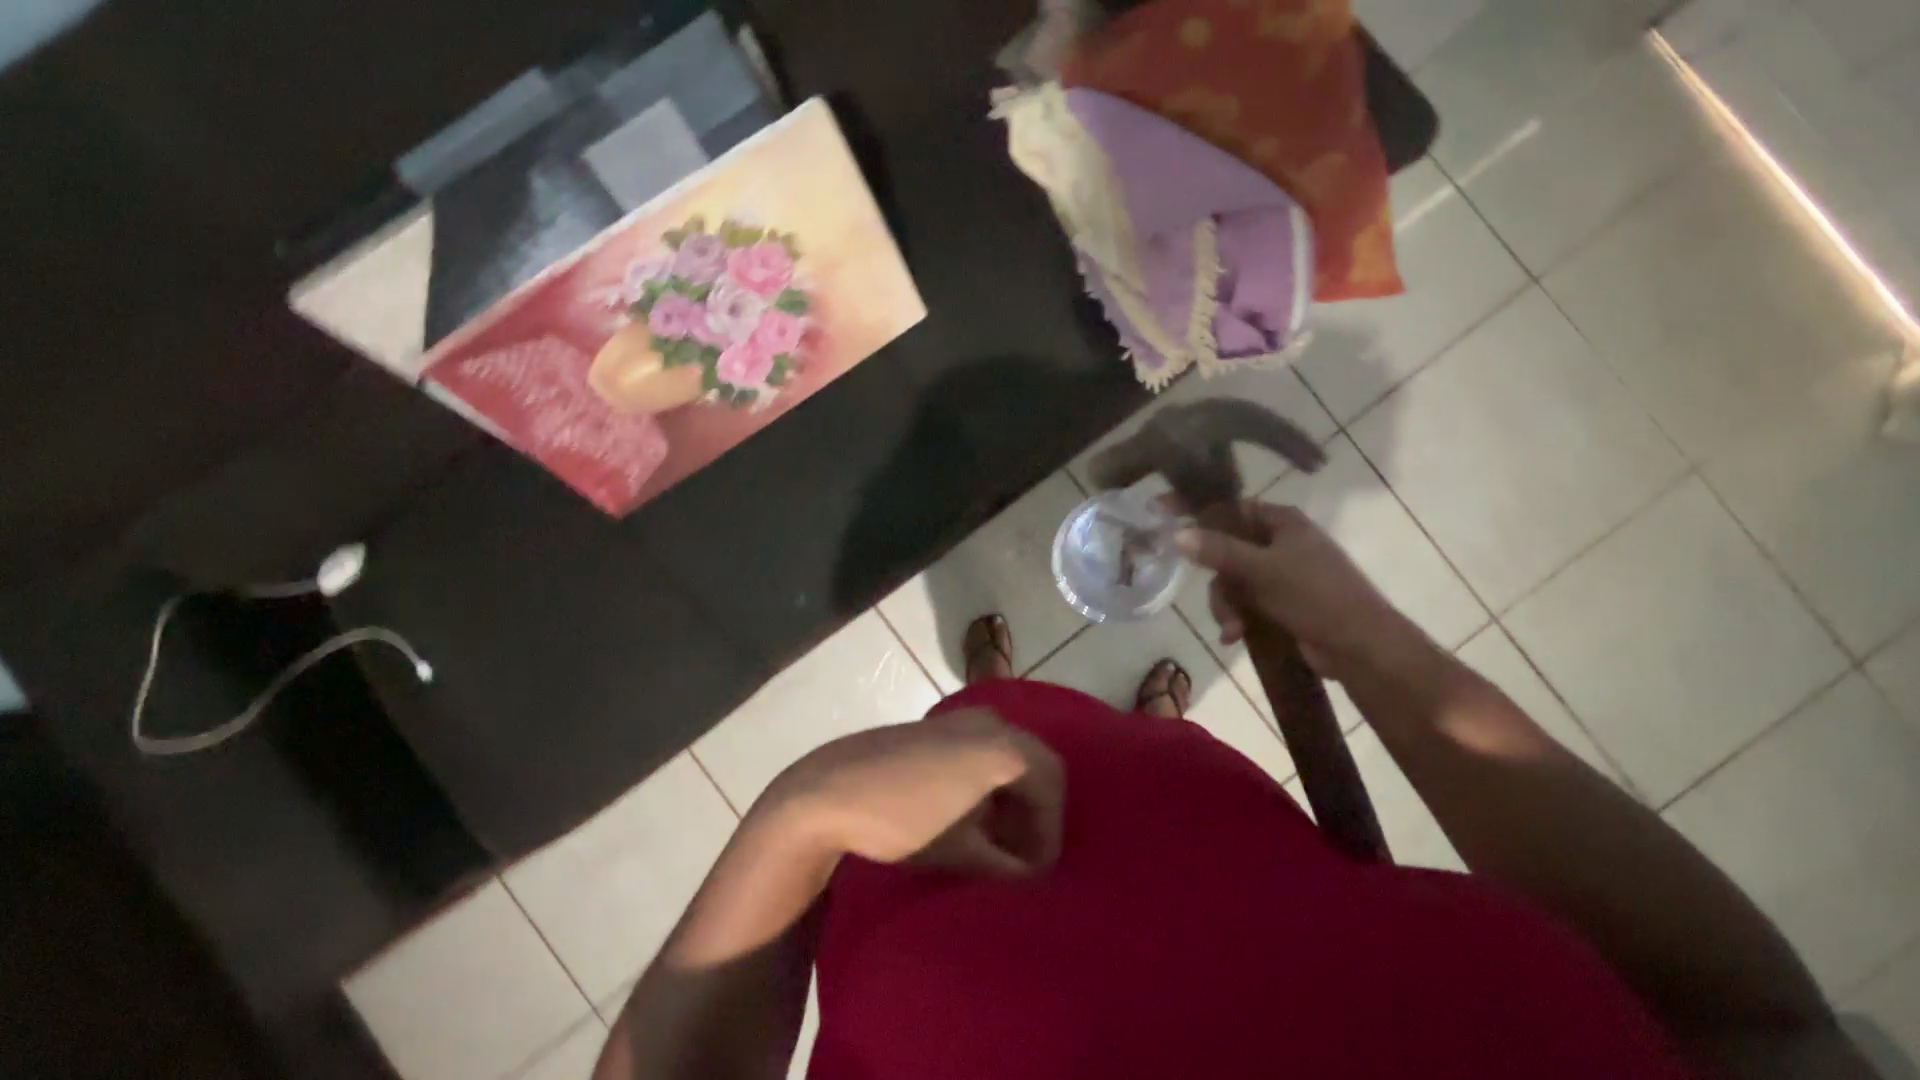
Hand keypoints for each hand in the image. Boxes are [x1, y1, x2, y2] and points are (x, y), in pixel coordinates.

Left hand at [764, 707, 1064, 878]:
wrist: (829, 790)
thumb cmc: (903, 822)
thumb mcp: (963, 853)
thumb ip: (1007, 865)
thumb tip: (1029, 873)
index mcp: (1005, 748)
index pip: (1052, 788)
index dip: (1050, 833)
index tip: (1037, 871)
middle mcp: (990, 722)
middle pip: (1033, 765)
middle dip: (1034, 813)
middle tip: (1024, 856)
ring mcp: (959, 718)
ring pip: (1006, 755)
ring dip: (1010, 796)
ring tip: (997, 841)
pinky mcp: (934, 724)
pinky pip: (979, 748)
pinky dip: (985, 780)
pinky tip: (969, 813)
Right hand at [1177, 500, 1432, 680]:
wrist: (1360, 646)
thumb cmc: (1315, 596)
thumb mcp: (1262, 570)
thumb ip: (1219, 551)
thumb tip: (1178, 535)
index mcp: (1282, 521)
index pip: (1229, 506)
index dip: (1196, 509)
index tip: (1161, 511)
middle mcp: (1281, 542)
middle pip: (1226, 549)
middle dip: (1217, 580)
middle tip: (1215, 598)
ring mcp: (1283, 573)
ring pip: (1233, 580)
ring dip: (1226, 605)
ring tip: (1232, 628)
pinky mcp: (1283, 602)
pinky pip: (1246, 602)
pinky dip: (1238, 617)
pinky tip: (1235, 636)